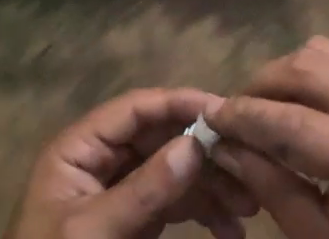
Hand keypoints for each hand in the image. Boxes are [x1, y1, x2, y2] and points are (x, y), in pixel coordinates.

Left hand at [5, 87, 259, 238]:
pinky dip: (203, 213)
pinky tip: (230, 228)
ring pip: (174, 172)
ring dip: (212, 186)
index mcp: (79, 149)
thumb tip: (194, 143)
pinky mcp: (133, 223)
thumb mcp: (95, 231)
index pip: (136, 109)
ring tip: (249, 206)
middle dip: (205, 153)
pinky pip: (173, 205)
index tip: (225, 111)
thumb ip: (143, 189)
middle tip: (248, 166)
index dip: (179, 103)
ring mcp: (119, 192)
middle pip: (161, 139)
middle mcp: (101, 162)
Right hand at [205, 38, 328, 238]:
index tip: (210, 117)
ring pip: (323, 51)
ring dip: (285, 71)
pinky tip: (304, 95)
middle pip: (305, 70)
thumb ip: (271, 187)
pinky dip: (316, 67)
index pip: (291, 122)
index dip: (244, 116)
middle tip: (235, 111)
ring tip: (266, 102)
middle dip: (260, 86)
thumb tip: (222, 141)